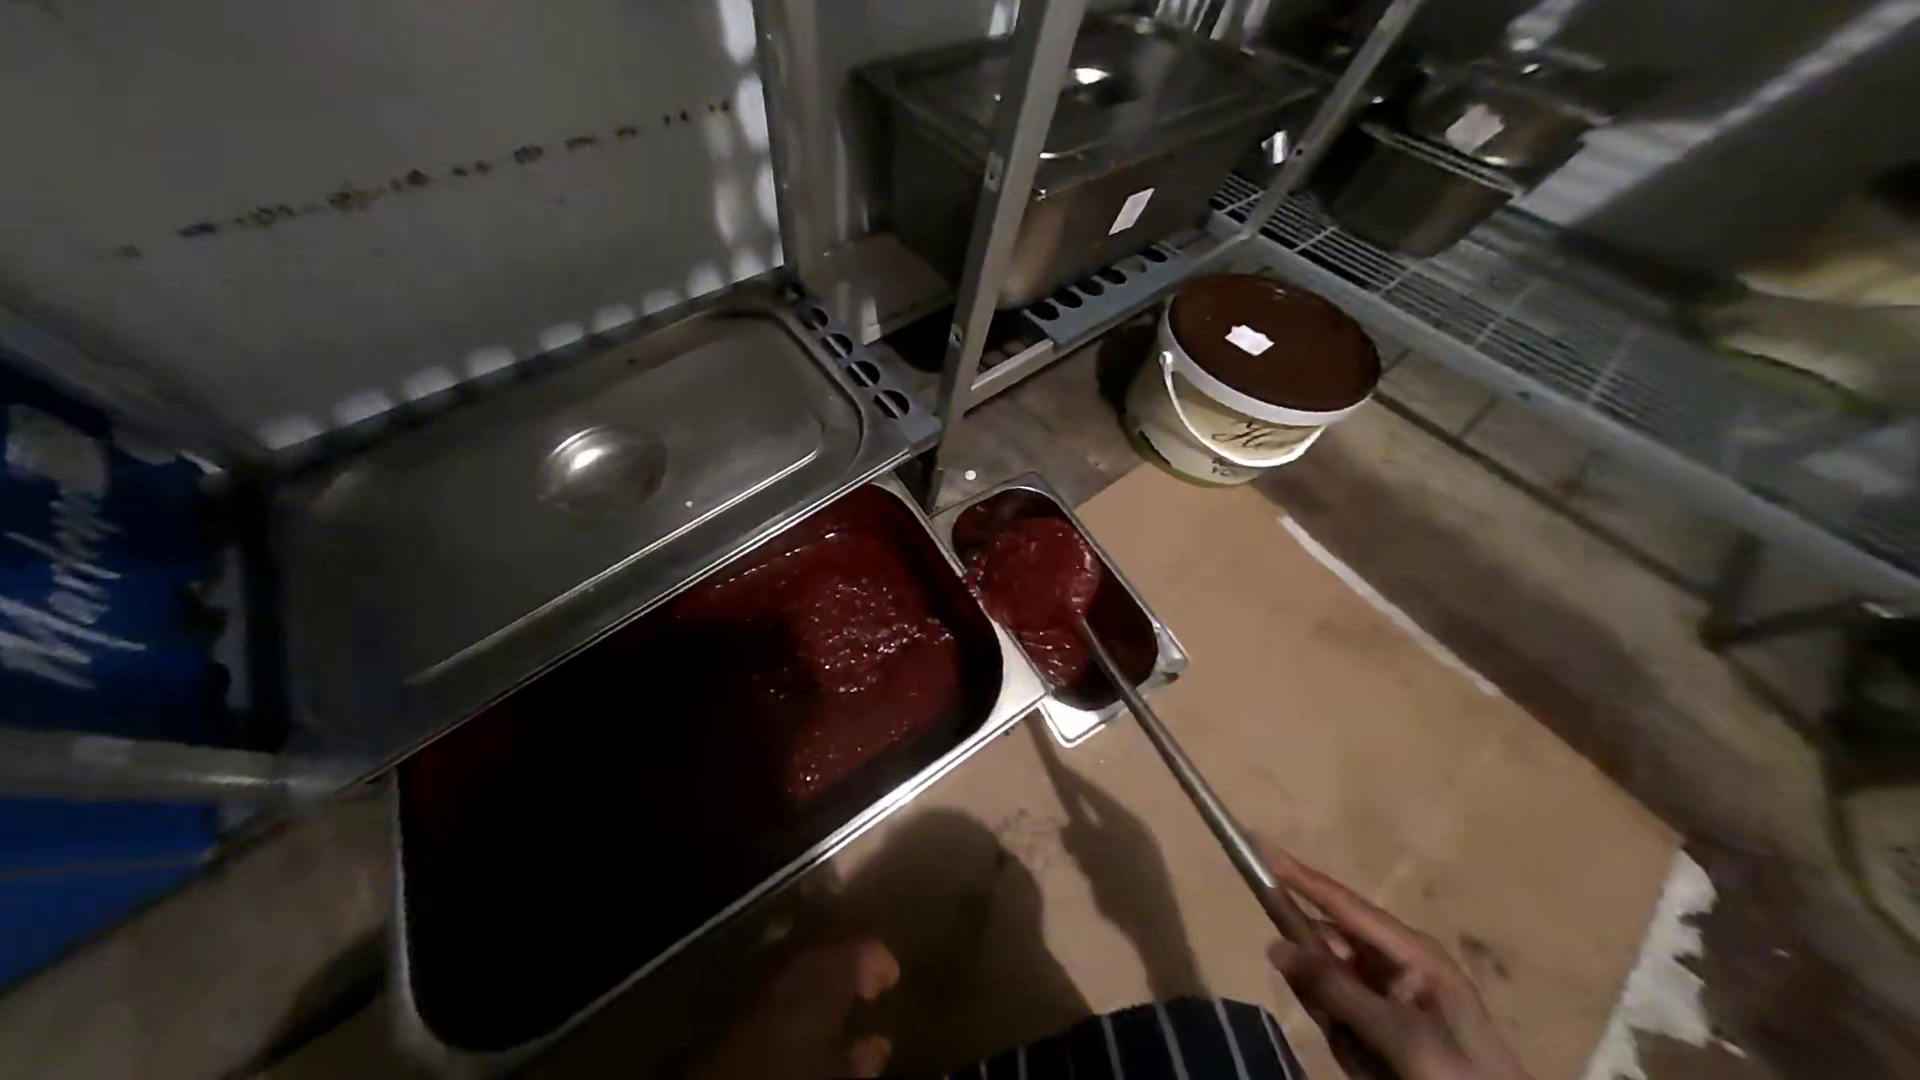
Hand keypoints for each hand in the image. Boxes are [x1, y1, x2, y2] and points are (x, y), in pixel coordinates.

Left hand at [694, 939, 899, 1079]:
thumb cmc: (795, 1071)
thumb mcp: (839, 1074)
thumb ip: (863, 1058)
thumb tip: (880, 1045)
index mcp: (827, 970)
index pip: (860, 946)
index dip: (879, 959)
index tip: (892, 979)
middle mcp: (798, 961)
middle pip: (831, 946)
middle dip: (852, 961)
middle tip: (868, 986)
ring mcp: (768, 975)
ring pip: (806, 959)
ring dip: (826, 972)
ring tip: (840, 997)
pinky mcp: (745, 996)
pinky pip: (783, 978)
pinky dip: (802, 987)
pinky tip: (807, 1010)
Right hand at [1264, 853, 1531, 1079]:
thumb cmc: (1460, 1077)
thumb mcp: (1399, 1036)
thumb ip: (1335, 989)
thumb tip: (1274, 945)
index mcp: (1411, 951)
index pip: (1341, 902)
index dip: (1298, 875)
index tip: (1257, 846)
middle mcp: (1396, 964)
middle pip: (1327, 948)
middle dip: (1321, 983)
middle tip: (1341, 1026)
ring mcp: (1389, 995)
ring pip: (1327, 985)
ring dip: (1336, 1022)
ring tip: (1371, 1060)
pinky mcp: (1383, 1023)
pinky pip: (1338, 1015)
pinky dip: (1344, 1041)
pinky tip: (1372, 1067)